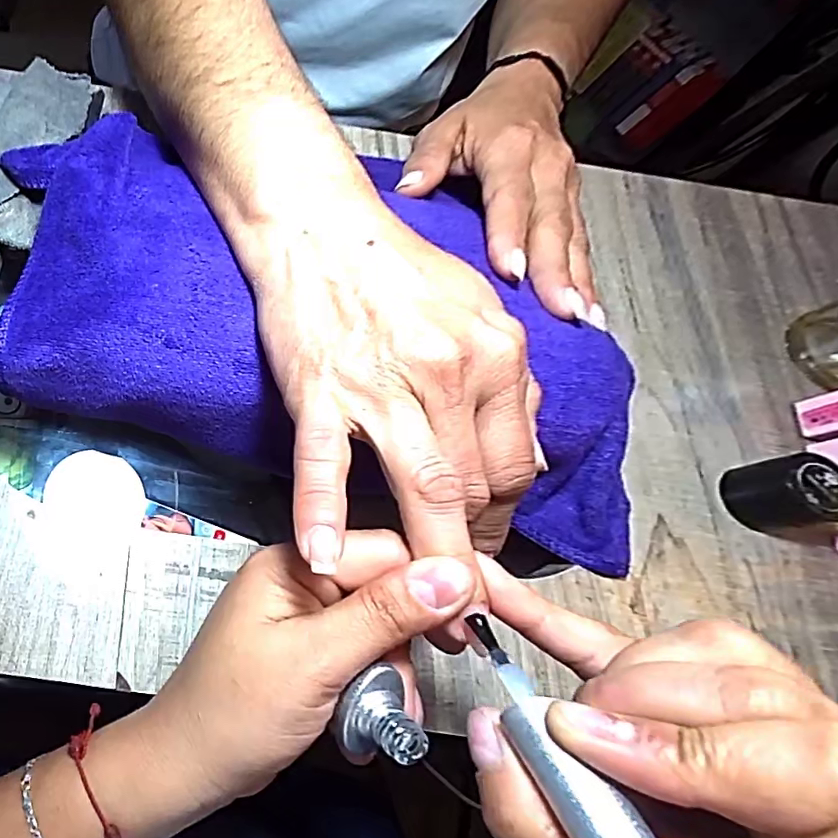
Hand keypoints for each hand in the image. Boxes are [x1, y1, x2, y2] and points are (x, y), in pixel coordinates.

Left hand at [136, 540, 477, 806]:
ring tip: (379, 706)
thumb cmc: (236, 708)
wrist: (197, 759)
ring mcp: (302, 616)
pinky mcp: (309, 648)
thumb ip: (383, 615)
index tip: (464, 631)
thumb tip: (449, 573)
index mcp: (289, 564)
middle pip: (385, 589)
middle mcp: (297, 581)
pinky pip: (362, 652)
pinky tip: (367, 711)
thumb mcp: (316, 659)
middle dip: (406, 640)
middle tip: (407, 683)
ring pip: (381, 628)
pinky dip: (374, 682)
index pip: (380, 550)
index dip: (429, 586)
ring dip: (391, 670)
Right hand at [252, 208, 540, 569]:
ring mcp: (379, 386)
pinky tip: (323, 558)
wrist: (316, 231)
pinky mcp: (318, 391)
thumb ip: (504, 376)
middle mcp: (448, 375)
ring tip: (420, 606)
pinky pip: (324, 463)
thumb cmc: (388, 265)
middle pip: (475, 485)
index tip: (485, 547)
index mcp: (495, 353)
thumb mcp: (474, 305)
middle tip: (461, 599)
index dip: (504, 517)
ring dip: (422, 554)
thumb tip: (521, 442)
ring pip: (417, 485)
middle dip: (471, 550)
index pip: (516, 461)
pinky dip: (322, 514)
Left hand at [397, 59, 602, 328]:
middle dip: (557, 271)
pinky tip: (585, 304)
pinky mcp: (571, 202)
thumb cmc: (480, 117)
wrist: (525, 93)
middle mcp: (548, 170)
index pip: (511, 199)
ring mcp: (566, 187)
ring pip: (574, 237)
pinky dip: (584, 274)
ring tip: (581, 316)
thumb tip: (409, 188)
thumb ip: (426, 159)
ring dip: (578, 278)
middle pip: (553, 225)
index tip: (510, 270)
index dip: (511, 236)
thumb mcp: (443, 128)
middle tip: (559, 308)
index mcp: (513, 152)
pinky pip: (580, 241)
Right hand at [471, 560, 837, 837]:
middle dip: (624, 709)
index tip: (578, 743)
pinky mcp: (727, 693)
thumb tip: (495, 742)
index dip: (683, 749)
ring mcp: (801, 721)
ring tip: (568, 724)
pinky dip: (566, 619)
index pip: (815, 765)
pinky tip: (506, 596)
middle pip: (745, 691)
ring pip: (701, 653)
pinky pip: (652, 639)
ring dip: (606, 678)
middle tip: (562, 747)